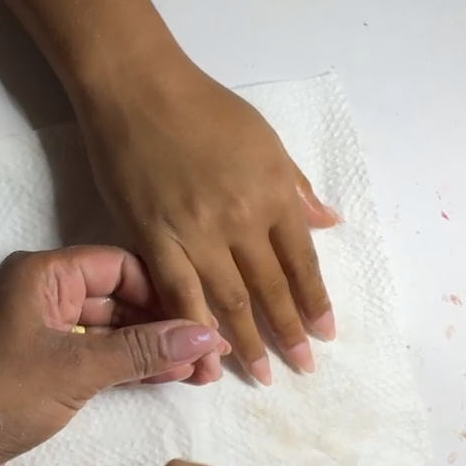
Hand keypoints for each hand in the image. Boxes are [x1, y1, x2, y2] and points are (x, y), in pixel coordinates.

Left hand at [0, 248, 229, 465]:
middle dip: (164, 325)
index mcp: (41, 274)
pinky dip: (126, 365)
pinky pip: (94, 353)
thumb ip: (143, 350)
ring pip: (109, 328)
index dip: (165, 290)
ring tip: (201, 373)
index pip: (120, 265)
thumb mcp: (75, 370)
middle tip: (214, 355)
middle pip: (118, 296)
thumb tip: (208, 336)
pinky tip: (167, 378)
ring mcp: (41, 328)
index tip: (206, 319)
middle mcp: (42, 292)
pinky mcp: (42, 362)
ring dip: (150, 348)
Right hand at [76, 57, 339, 386]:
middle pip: (270, 288)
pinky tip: (206, 354)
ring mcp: (196, 234)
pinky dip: (195, 327)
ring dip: (248, 342)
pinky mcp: (153, 239)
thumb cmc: (203, 108)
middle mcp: (241, 220)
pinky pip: (179, 293)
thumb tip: (328, 223)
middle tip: (303, 368)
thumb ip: (294, 186)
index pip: (301, 262)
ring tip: (262, 375)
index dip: (314, 301)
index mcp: (272, 192)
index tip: (326, 333)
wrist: (138, 91)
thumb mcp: (264, 138)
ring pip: (229, 300)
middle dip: (289, 332)